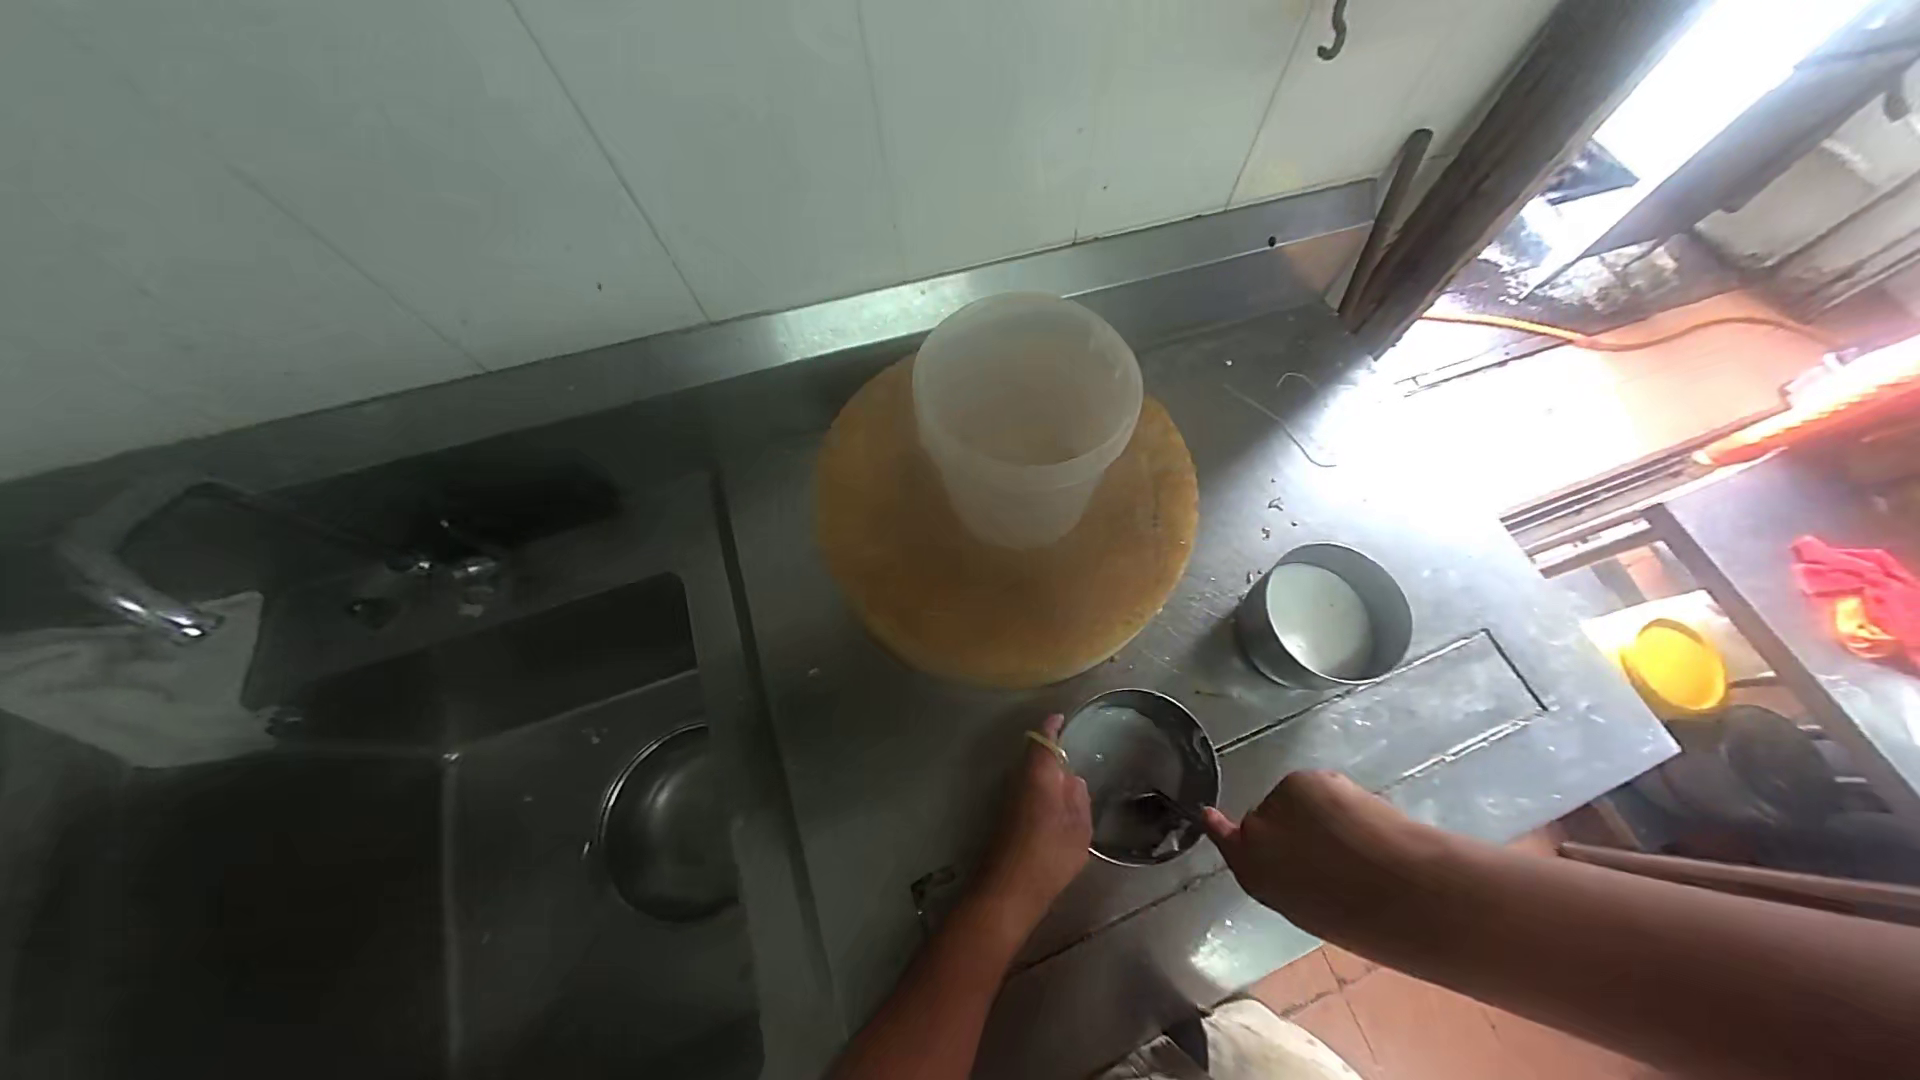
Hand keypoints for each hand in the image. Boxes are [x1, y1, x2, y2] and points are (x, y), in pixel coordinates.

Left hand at [976, 714, 1091, 924]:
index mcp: (1038, 774)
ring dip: (1044, 773)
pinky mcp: (1004, 816)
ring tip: (1067, 783)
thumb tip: (1072, 778)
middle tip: (1073, 754)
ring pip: (1028, 774)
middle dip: (1051, 752)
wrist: (1008, 889)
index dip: (1051, 726)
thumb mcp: (1078, 828)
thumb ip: (1078, 798)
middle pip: (1033, 756)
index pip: (1042, 739)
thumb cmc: (1049, 854)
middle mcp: (1018, 779)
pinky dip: (1038, 790)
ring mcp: (1008, 798)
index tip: (1061, 718)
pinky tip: (1053, 808)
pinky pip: (1024, 790)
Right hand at [1201, 769, 1458, 939]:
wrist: (1405, 892)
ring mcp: (1275, 803)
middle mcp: (1254, 833)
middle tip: (1333, 850)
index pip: (1224, 840)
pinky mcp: (1302, 780)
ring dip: (1317, 812)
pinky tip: (1362, 821)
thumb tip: (1293, 858)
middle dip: (1290, 825)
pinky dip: (1335, 798)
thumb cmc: (1365, 919)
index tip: (1208, 813)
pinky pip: (1317, 787)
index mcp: (1255, 872)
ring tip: (1356, 841)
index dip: (1218, 826)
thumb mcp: (1310, 905)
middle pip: (1265, 818)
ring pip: (1295, 800)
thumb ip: (1287, 876)